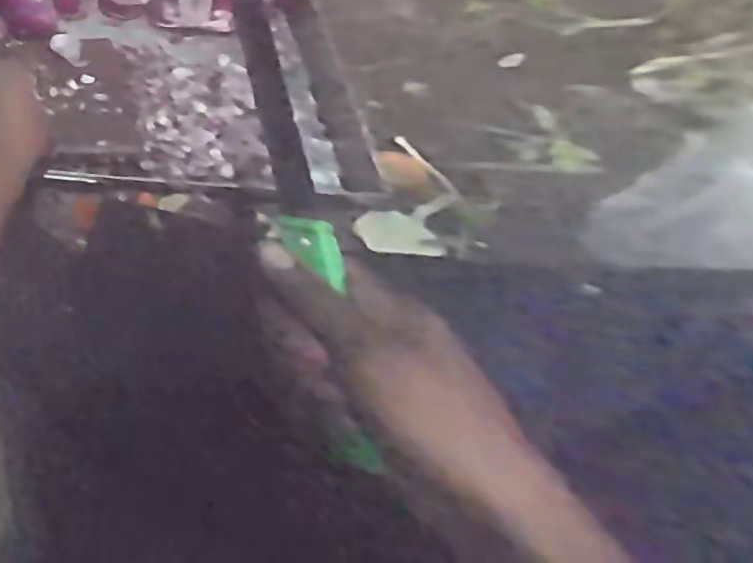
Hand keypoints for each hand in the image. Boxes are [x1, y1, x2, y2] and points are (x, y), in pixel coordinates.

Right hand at [259, 246, 628, 561]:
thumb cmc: (429, 412)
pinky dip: (319, 409)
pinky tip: (338, 425)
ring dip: (306, 380)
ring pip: (306, 356)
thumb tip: (265, 243)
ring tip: (331, 404)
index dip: (291, 270)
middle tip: (309, 362)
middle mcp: (376, 332)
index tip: (263, 289)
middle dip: (294, 339)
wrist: (488, 509)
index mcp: (388, 307)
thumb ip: (312, 296)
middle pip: (304, 311)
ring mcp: (371, 374)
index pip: (326, 264)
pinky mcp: (365, 410)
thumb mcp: (364, 346)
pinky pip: (319, 393)